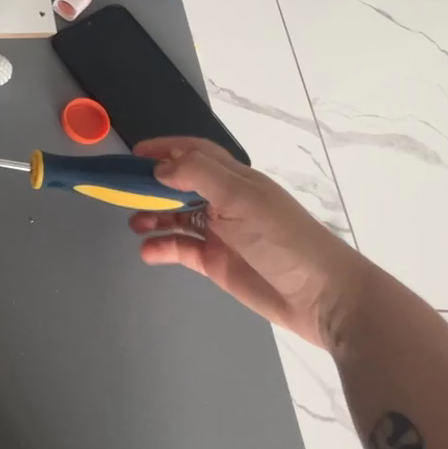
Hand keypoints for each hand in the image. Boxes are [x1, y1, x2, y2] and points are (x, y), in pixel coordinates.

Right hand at [129, 137, 374, 348]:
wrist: (326, 299)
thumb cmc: (285, 239)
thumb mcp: (241, 197)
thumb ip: (197, 174)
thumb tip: (159, 168)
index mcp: (234, 180)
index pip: (194, 153)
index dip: (165, 149)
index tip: (134, 153)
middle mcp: (224, 201)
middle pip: (177, 184)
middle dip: (149, 185)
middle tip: (121, 190)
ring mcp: (219, 232)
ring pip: (174, 216)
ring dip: (151, 216)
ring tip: (135, 223)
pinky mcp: (216, 262)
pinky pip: (180, 248)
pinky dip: (160, 247)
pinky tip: (148, 251)